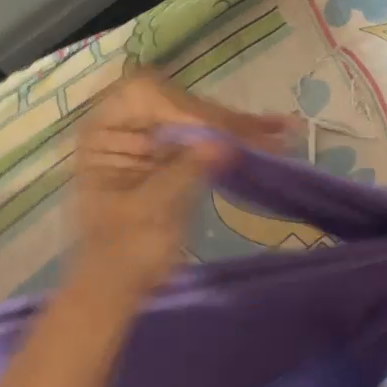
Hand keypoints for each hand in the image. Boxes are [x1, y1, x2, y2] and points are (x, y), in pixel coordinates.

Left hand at [70, 70, 287, 297]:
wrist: (119, 289)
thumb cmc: (124, 253)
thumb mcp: (152, 210)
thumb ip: (185, 171)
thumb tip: (224, 143)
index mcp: (104, 132)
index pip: (148, 97)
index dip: (187, 110)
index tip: (223, 135)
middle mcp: (125, 127)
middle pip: (180, 104)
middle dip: (223, 119)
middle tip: (273, 130)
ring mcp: (151, 142)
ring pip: (199, 120)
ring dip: (239, 127)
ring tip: (282, 130)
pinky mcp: (173, 159)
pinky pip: (206, 142)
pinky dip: (235, 141)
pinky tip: (265, 139)